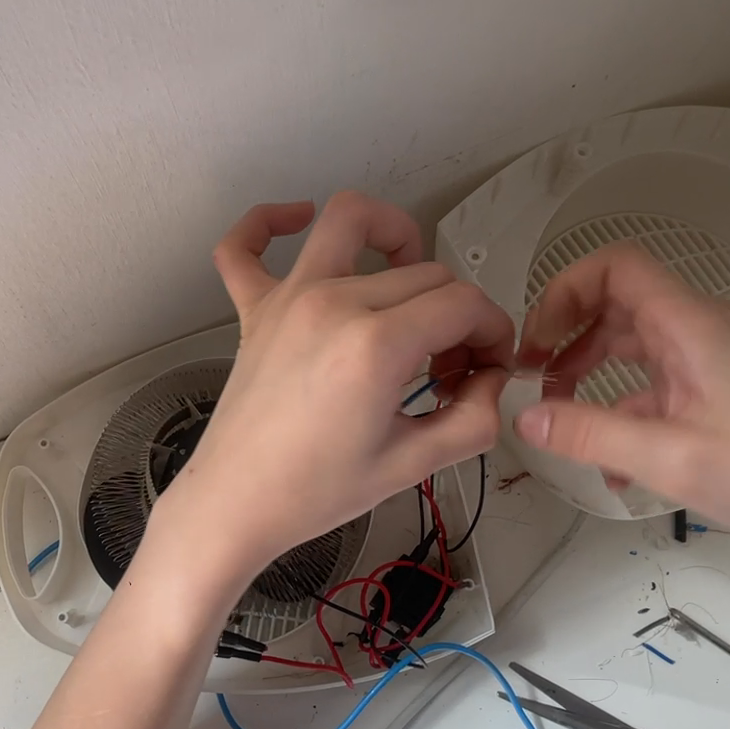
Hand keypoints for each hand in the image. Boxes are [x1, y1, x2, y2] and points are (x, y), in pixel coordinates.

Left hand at [156, 192, 513, 568]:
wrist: (236, 506)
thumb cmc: (311, 493)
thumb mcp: (410, 466)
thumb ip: (473, 420)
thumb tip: (492, 383)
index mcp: (375, 345)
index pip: (465, 304)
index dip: (493, 332)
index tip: (487, 366)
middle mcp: (332, 305)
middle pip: (425, 273)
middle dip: (456, 312)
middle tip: (450, 364)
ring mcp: (287, 301)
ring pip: (350, 222)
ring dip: (392, 234)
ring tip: (407, 273)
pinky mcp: (254, 312)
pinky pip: (245, 246)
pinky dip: (269, 223)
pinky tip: (298, 222)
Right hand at [512, 243, 729, 547]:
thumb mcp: (669, 458)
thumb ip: (590, 434)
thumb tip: (524, 418)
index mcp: (690, 327)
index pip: (615, 267)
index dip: (564, 292)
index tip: (536, 345)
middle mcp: (699, 331)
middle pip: (615, 305)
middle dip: (564, 338)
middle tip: (533, 384)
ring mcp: (710, 360)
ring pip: (630, 346)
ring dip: (586, 375)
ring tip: (559, 420)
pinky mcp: (717, 390)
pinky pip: (653, 385)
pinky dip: (619, 410)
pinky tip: (608, 462)